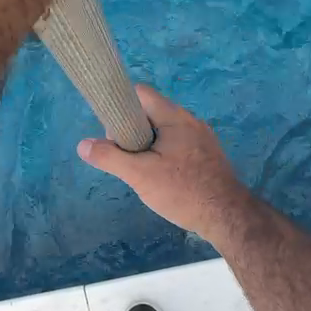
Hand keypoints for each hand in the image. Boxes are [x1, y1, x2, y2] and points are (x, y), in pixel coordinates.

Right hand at [79, 85, 256, 243]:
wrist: (226, 216)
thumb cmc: (182, 191)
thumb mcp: (139, 174)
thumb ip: (109, 157)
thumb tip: (83, 145)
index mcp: (174, 117)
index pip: (141, 94)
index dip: (121, 107)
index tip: (113, 135)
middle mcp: (191, 121)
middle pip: (152, 114)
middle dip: (132, 132)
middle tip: (126, 158)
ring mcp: (203, 139)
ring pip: (165, 132)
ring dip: (148, 147)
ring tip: (143, 172)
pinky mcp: (209, 157)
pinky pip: (179, 146)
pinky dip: (165, 157)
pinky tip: (163, 180)